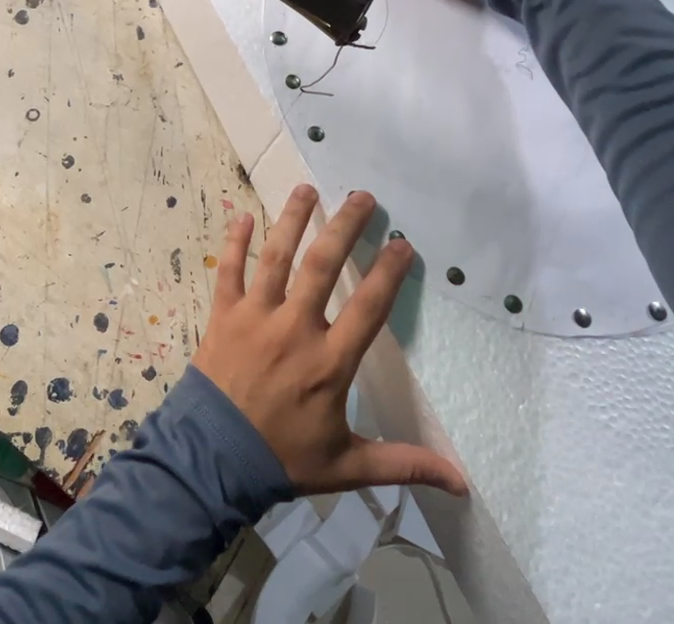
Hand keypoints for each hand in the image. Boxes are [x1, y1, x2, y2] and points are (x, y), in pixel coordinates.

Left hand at [192, 186, 466, 496]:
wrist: (211, 458)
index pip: (367, 307)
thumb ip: (403, 464)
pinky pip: (227, 271)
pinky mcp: (222, 316)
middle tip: (361, 197)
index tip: (402, 243)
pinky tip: (240, 215)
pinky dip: (233, 243)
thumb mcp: (346, 466)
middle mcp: (294, 328)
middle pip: (321, 266)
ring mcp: (254, 317)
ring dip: (291, 220)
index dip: (387, 273)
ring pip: (275, 258)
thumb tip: (462, 484)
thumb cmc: (281, 458)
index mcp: (329, 361)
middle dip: (343, 227)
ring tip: (306, 189)